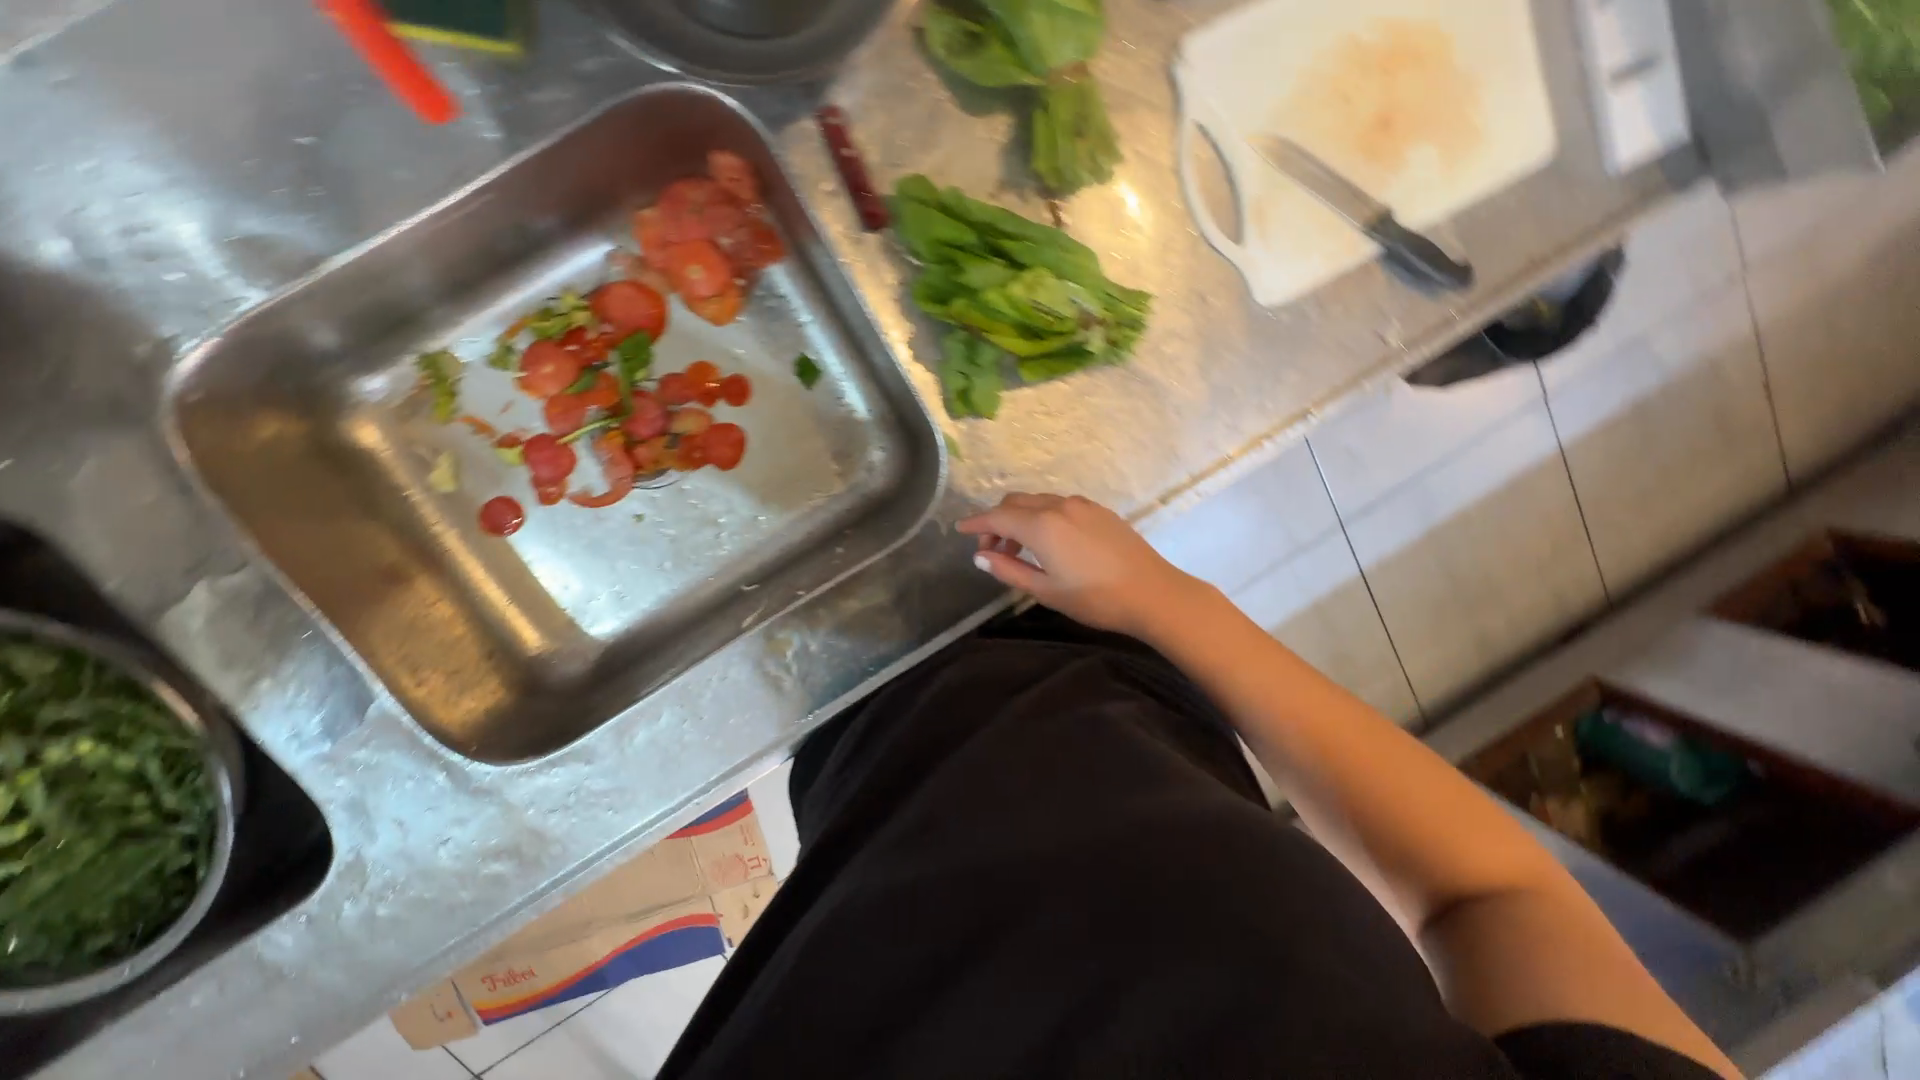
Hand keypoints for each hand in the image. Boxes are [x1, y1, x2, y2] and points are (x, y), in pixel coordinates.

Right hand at [956, 493, 1212, 639]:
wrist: (1153, 593)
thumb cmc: (1095, 599)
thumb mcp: (1046, 591)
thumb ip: (1009, 570)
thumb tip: (980, 556)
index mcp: (1042, 525)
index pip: (997, 516)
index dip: (975, 523)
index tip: (959, 530)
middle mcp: (1059, 506)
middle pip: (1016, 503)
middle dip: (997, 521)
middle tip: (990, 549)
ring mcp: (1082, 505)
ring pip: (1038, 502)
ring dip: (1021, 519)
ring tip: (1018, 550)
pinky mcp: (1100, 511)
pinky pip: (1060, 505)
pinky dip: (1043, 516)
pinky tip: (1049, 543)